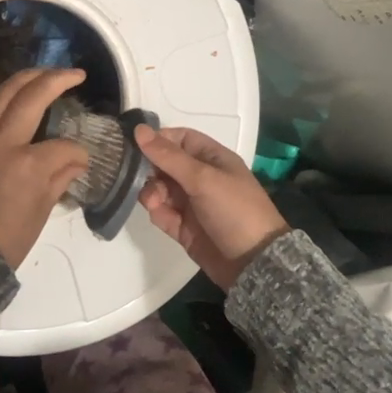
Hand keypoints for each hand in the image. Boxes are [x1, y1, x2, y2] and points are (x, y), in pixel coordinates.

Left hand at [0, 69, 91, 267]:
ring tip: (41, 74)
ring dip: (23, 79)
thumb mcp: (42, 210)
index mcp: (29, 164)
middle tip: (74, 74)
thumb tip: (76, 159)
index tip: (81, 158)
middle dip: (58, 80)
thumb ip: (60, 177)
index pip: (64, 146)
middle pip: (33, 96)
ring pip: (0, 93)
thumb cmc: (8, 238)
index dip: (78, 151)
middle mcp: (2, 141)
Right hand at [136, 125, 288, 288]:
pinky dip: (158, 211)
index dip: (159, 140)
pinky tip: (162, 215)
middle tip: (140, 175)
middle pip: (164, 163)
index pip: (179, 138)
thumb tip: (138, 129)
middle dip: (150, 168)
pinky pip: (162, 212)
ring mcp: (191, 203)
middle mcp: (200, 178)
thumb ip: (168, 156)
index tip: (138, 145)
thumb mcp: (202, 178)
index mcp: (211, 159)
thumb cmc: (234, 210)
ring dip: (152, 191)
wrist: (253, 263)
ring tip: (154, 201)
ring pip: (159, 188)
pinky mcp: (183, 226)